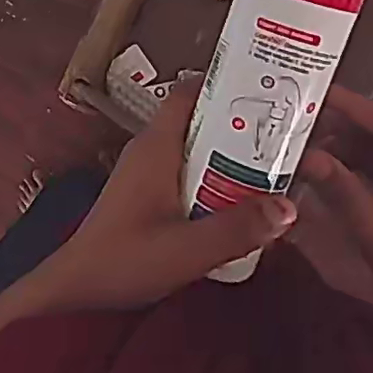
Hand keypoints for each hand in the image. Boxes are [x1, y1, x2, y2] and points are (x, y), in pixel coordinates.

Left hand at [15, 72, 297, 314]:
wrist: (78, 287)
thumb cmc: (124, 260)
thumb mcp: (186, 249)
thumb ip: (236, 229)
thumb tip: (290, 206)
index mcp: (157, 145)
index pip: (189, 93)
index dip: (226, 85)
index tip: (270, 90)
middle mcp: (153, 148)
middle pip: (204, 121)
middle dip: (247, 128)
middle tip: (294, 139)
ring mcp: (150, 169)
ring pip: (201, 148)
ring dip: (237, 156)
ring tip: (282, 169)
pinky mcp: (151, 191)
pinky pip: (193, 170)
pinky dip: (221, 176)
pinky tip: (247, 200)